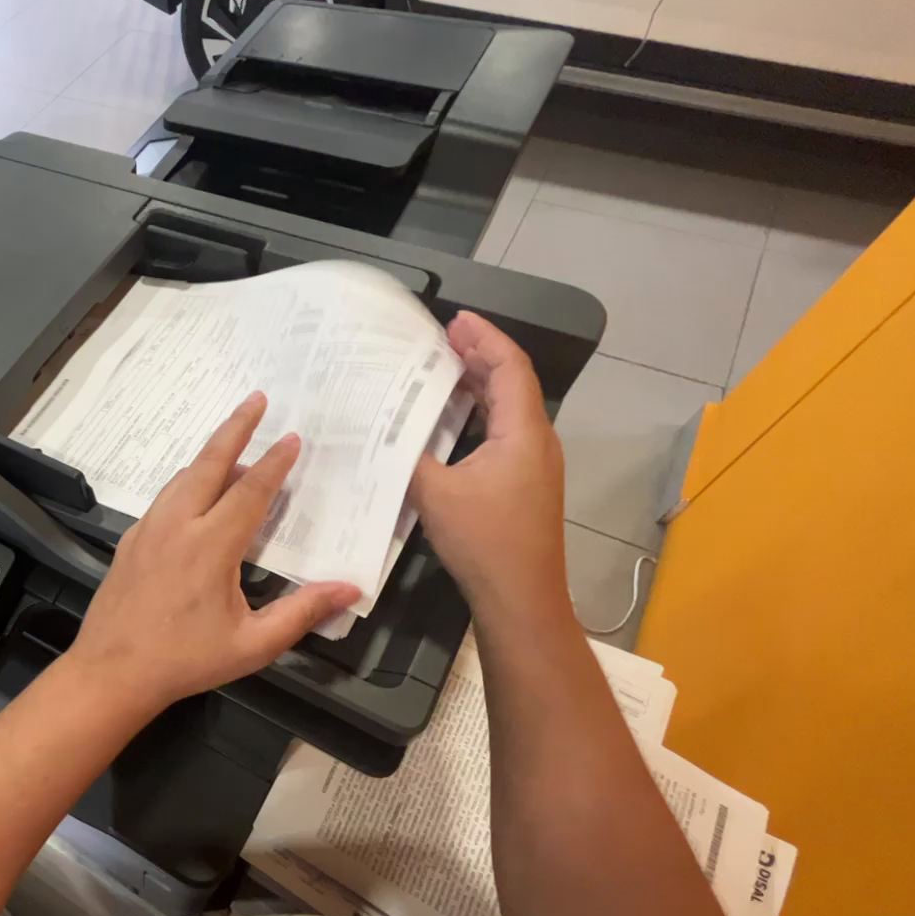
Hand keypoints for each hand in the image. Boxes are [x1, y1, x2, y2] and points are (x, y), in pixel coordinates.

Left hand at [65, 392, 359, 709]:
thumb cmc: (184, 661)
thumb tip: (349, 589)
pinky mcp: (130, 540)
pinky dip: (186, 483)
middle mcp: (177, 526)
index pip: (249, 491)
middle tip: (255, 399)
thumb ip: (301, 613)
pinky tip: (195, 492)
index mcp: (210, 546)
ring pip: (182, 479)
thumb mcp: (252, 645)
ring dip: (209, 456)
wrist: (111, 670)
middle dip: (235, 427)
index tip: (292, 437)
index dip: (274, 463)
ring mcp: (148, 530)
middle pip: (209, 463)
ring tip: (234, 444)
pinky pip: (163, 499)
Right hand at [411, 312, 569, 618]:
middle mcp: (535, 440)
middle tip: (443, 337)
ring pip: (509, 408)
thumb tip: (378, 433)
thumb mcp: (436, 495)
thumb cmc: (484, 540)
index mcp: (522, 432)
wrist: (520, 595)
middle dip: (480, 355)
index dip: (485, 339)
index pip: (509, 369)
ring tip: (444, 367)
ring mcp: (533, 463)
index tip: (455, 320)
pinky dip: (478, 413)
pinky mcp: (523, 482)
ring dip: (480, 384)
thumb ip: (408, 458)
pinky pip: (502, 430)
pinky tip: (452, 418)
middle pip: (513, 383)